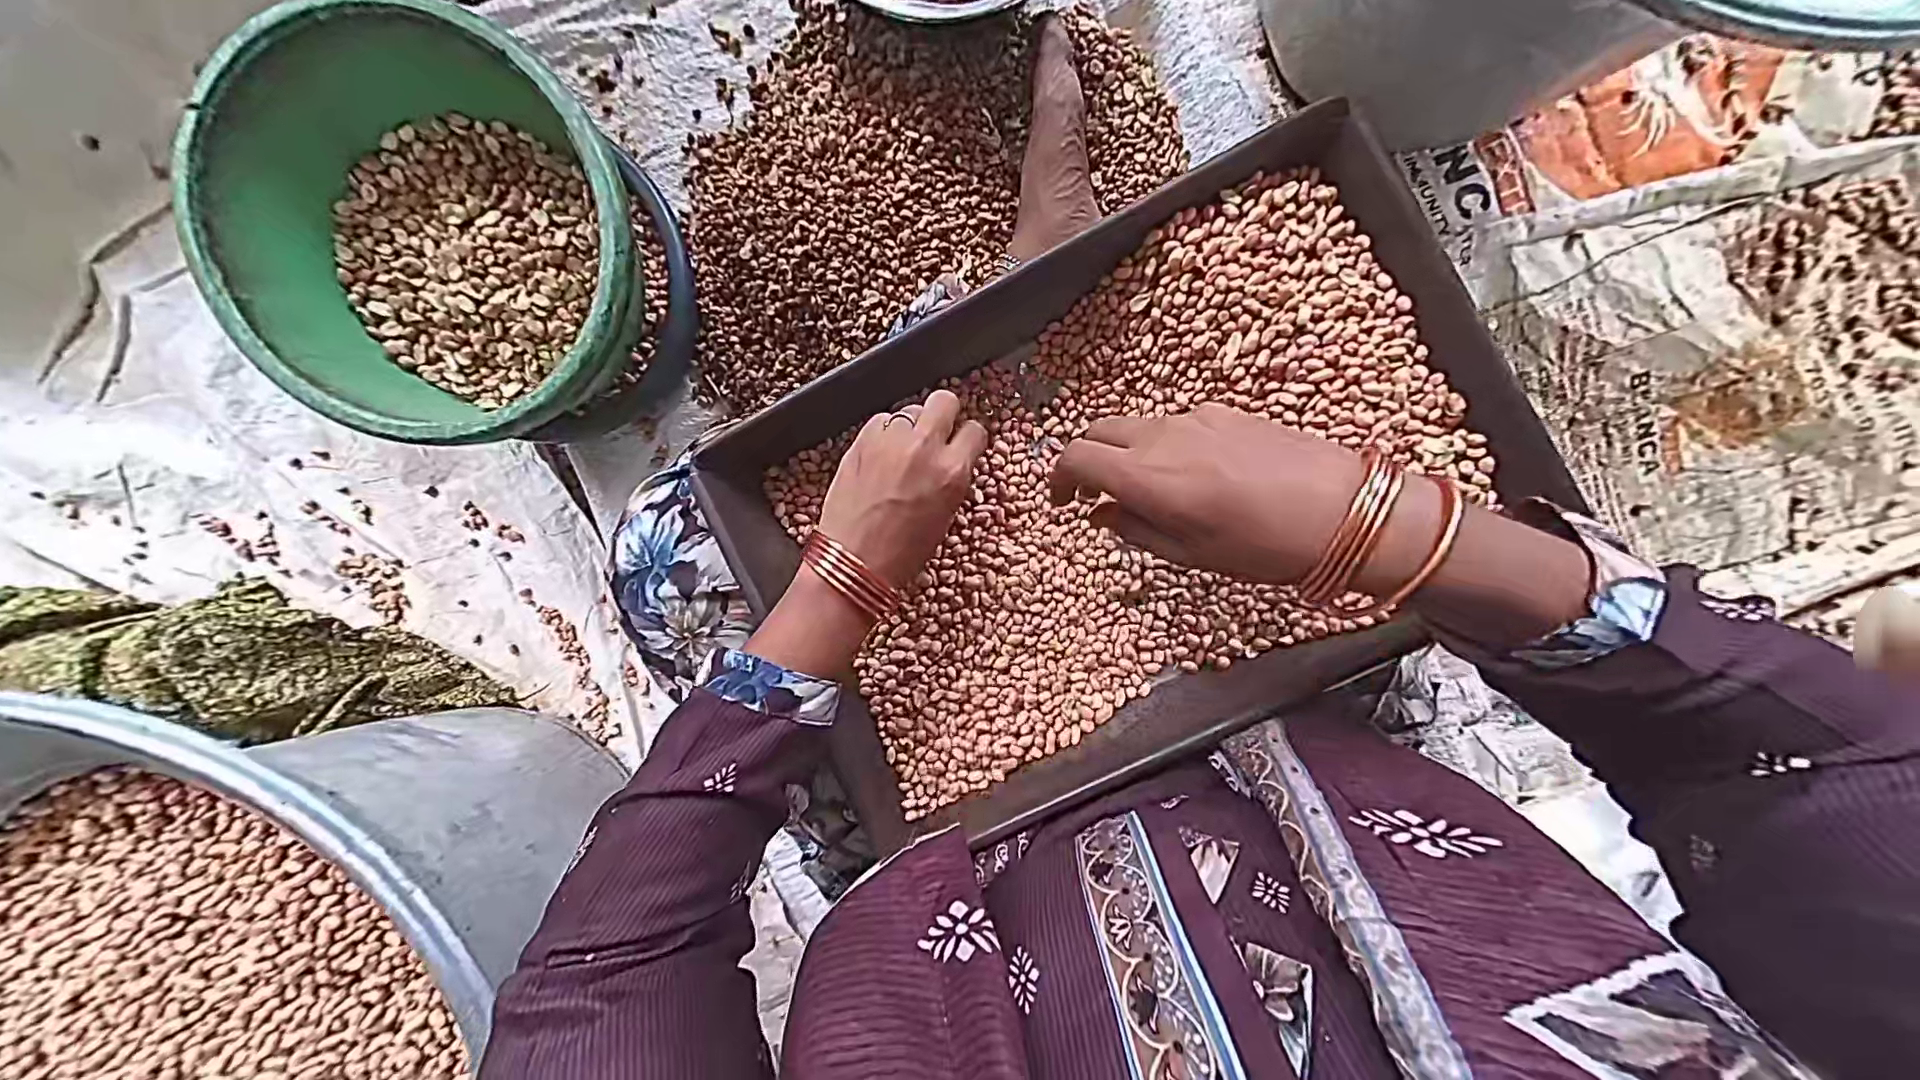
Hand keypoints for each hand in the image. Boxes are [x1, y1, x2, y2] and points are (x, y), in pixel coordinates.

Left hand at [748, 390, 986, 678]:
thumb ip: (952, 478)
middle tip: (935, 431)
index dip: (967, 438)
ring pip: (910, 409)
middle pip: (944, 400)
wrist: (855, 562)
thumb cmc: (902, 552)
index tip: (961, 443)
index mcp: (954, 471)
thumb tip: (952, 459)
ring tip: (901, 451)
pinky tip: (879, 456)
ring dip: (910, 426)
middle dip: (943, 413)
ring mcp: (891, 440)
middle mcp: (926, 448)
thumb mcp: (945, 515)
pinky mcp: (862, 440)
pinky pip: (881, 420)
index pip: (975, 431)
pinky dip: (883, 433)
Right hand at [1048, 404, 1368, 584]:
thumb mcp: (1190, 553)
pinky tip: (1186, 473)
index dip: (1058, 478)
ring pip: (1135, 427)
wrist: (1347, 511)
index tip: (1062, 499)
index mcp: (1149, 477)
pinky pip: (1172, 424)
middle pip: (1098, 432)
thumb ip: (1135, 529)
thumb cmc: (1266, 546)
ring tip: (1145, 489)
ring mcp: (1196, 419)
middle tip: (1092, 492)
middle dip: (1084, 459)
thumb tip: (1102, 514)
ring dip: (1123, 452)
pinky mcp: (1225, 412)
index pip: (1077, 457)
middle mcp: (1164, 437)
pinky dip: (1158, 444)